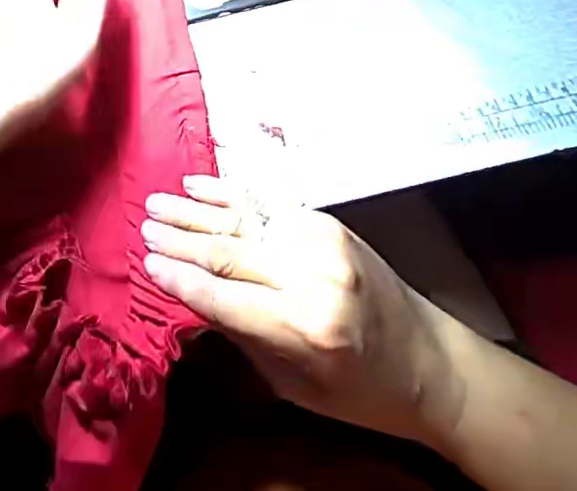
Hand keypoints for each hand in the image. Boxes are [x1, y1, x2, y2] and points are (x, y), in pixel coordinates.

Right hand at [141, 176, 464, 447]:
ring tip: (157, 204)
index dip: (180, 279)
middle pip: (228, 252)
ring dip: (194, 211)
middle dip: (179, 241)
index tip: (147, 263)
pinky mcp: (325, 221)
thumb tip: (189, 293)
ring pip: (242, 220)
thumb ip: (241, 333)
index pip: (224, 295)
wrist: (432, 362)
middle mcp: (312, 276)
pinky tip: (198, 186)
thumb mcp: (293, 383)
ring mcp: (321, 241)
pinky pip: (266, 203)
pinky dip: (228, 194)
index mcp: (306, 327)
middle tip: (144, 229)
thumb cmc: (360, 390)